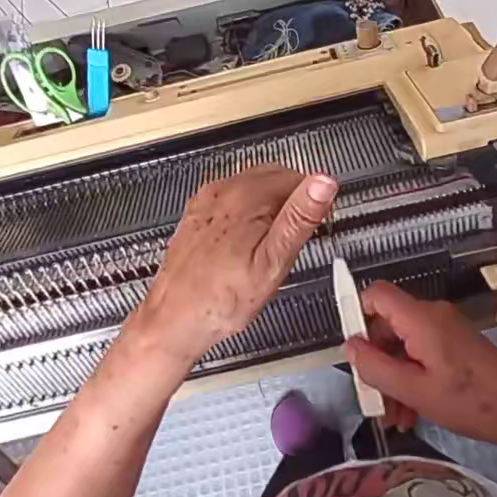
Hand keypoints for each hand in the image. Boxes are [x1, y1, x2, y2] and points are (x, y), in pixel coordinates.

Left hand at [125, 166, 336, 364]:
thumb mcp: (273, 263)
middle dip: (294, 201)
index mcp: (247, 197)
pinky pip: (234, 198)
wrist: (173, 319)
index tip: (317, 225)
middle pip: (277, 177)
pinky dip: (249, 211)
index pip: (298, 178)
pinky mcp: (198, 213)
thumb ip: (300, 218)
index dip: (313, 203)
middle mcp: (224, 190)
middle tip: (297, 237)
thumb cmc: (220, 300)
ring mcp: (208, 201)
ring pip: (255, 186)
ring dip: (272, 205)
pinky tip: (248, 241)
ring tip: (273, 243)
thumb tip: (323, 183)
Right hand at [344, 281, 496, 448]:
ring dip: (392, 377)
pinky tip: (410, 412)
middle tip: (373, 398)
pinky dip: (410, 377)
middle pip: (386, 324)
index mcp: (420, 318)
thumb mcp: (414, 390)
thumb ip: (375, 367)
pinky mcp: (453, 343)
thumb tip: (349, 347)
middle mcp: (431, 316)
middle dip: (375, 361)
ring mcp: (444, 329)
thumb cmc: (469, 401)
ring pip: (402, 344)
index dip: (356, 313)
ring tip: (394, 417)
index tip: (351, 349)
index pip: (376, 294)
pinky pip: (419, 352)